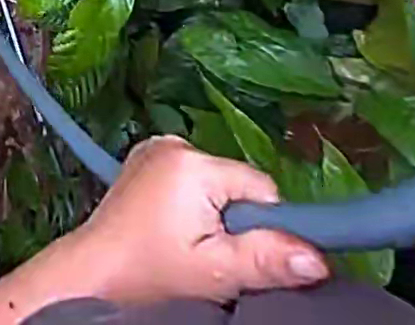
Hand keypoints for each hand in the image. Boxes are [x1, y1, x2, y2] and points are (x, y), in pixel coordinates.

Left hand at [0, 138, 328, 323]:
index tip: (246, 252)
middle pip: (238, 185)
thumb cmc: (151, 270)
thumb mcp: (217, 271)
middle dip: (236, 221)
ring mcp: (155, 149)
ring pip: (216, 185)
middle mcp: (172, 144)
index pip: (263, 188)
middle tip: (210, 252)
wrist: (97, 269)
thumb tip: (317, 257)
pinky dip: (190, 204)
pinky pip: (190, 179)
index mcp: (191, 161)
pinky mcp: (145, 160)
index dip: (266, 226)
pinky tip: (172, 228)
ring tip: (186, 243)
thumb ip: (267, 259)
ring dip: (213, 215)